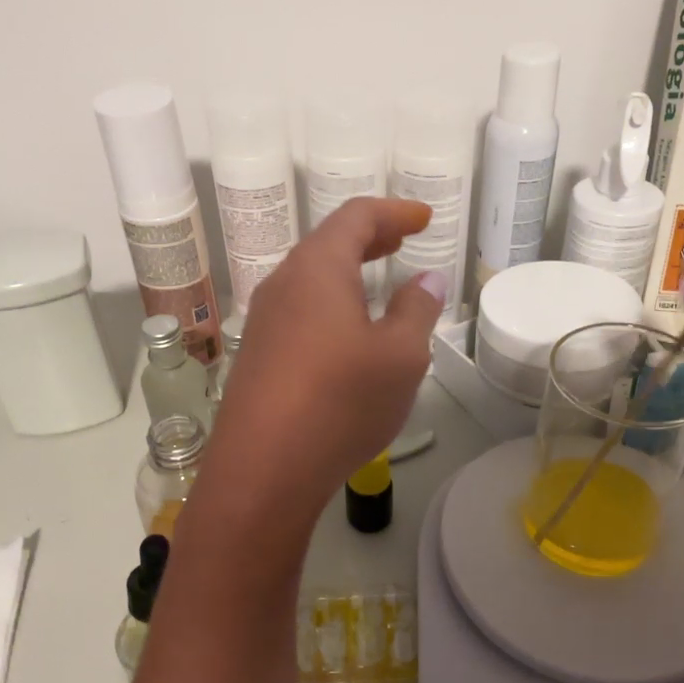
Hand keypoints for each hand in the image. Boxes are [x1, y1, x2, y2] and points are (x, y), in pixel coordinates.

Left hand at [204, 197, 447, 512]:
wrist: (262, 470)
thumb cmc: (340, 400)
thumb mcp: (400, 356)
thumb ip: (417, 310)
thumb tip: (427, 280)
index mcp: (317, 269)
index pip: (356, 217)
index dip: (394, 212)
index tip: (424, 219)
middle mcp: (283, 284)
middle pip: (328, 244)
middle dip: (370, 239)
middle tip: (403, 240)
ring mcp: (264, 322)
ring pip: (311, 281)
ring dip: (348, 275)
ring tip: (378, 285)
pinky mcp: (257, 357)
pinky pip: (300, 314)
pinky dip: (331, 306)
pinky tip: (347, 336)